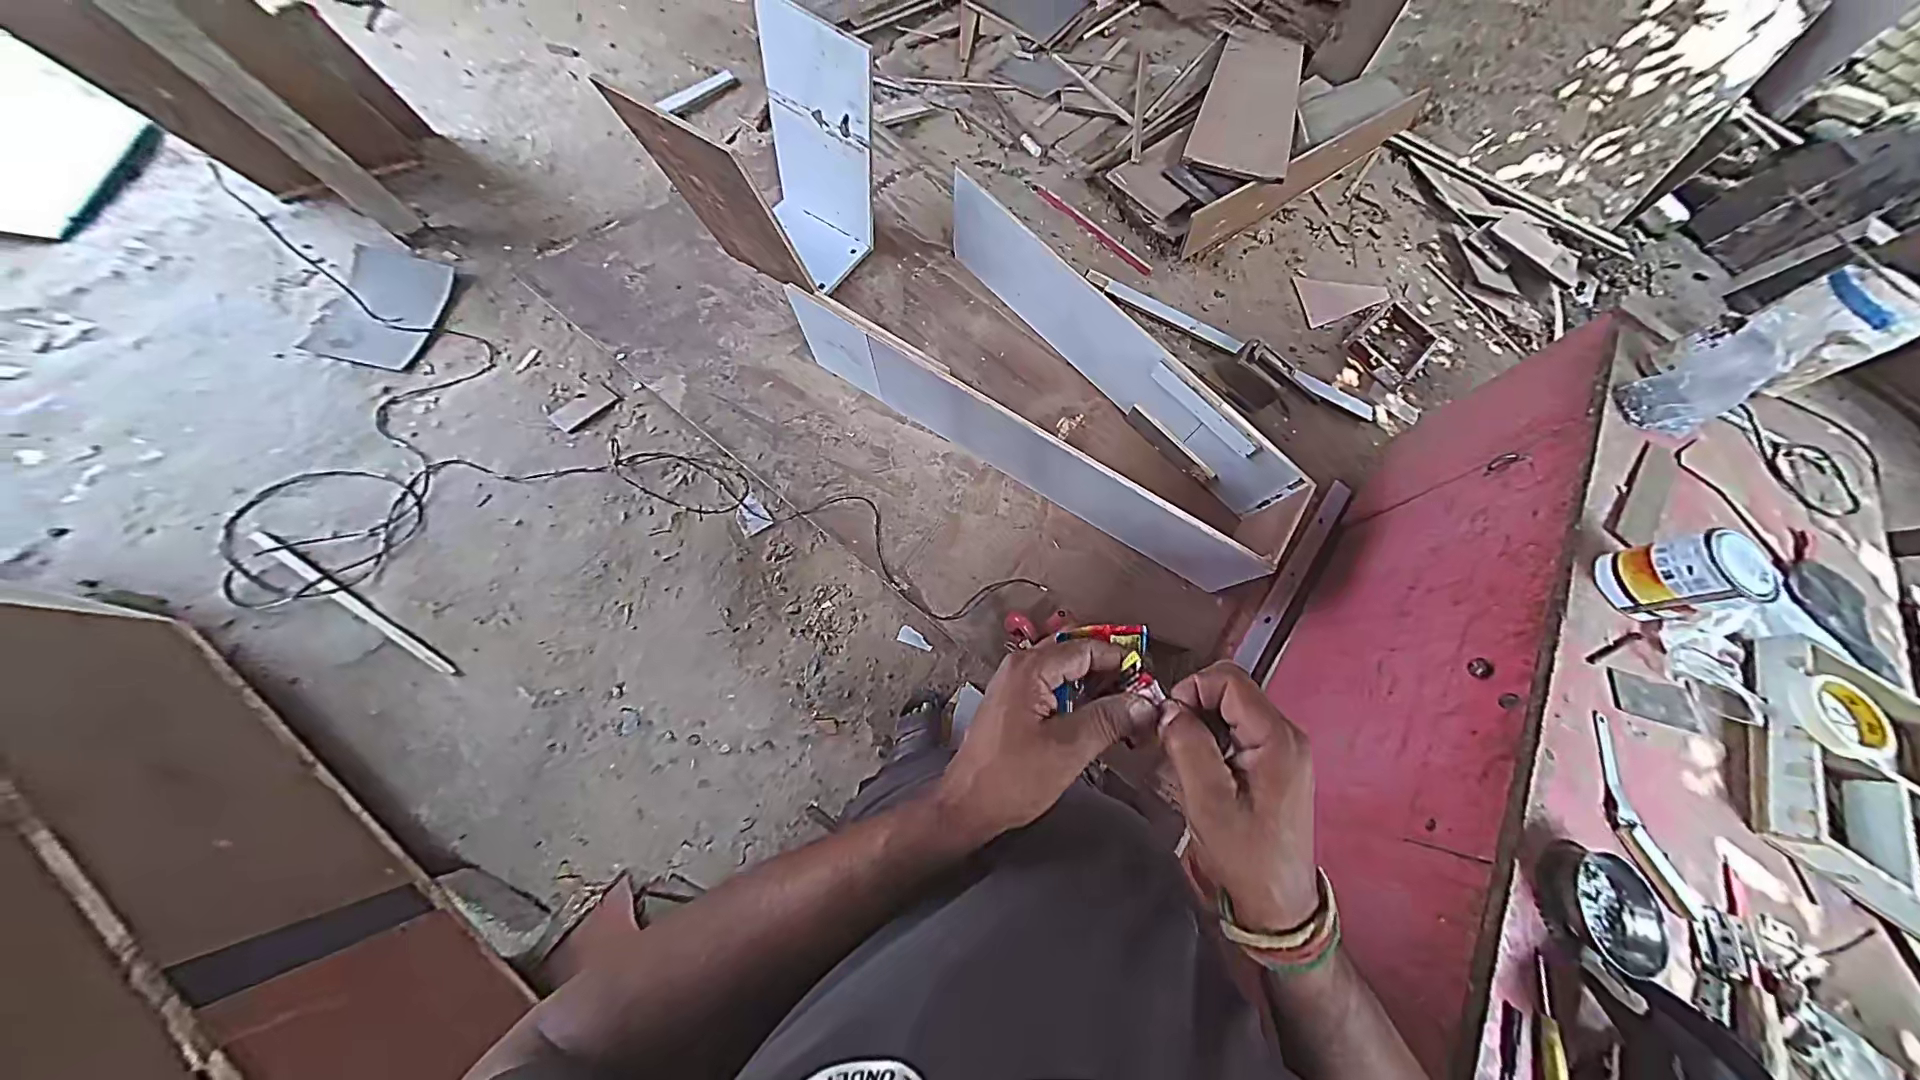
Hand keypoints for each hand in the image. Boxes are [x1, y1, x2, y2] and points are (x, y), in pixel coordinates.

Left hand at [935, 639, 1158, 841]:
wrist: (966, 805)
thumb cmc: (1012, 778)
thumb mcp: (1069, 748)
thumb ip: (1109, 719)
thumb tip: (1145, 702)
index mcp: (1031, 668)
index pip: (1088, 648)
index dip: (1122, 663)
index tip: (1149, 686)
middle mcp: (1020, 665)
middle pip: (1076, 654)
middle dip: (1110, 673)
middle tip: (1141, 699)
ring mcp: (1014, 682)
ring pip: (1065, 671)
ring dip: (1095, 686)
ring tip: (1124, 712)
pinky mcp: (1014, 701)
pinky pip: (1052, 686)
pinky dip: (1076, 697)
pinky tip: (1095, 719)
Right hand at [1160, 661, 1317, 931]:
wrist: (1277, 903)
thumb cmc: (1247, 858)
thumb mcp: (1208, 801)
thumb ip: (1187, 745)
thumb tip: (1169, 709)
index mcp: (1277, 739)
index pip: (1228, 679)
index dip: (1191, 688)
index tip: (1168, 717)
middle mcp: (1286, 735)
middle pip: (1230, 688)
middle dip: (1192, 703)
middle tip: (1170, 736)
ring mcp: (1282, 747)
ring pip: (1229, 706)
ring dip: (1199, 720)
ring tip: (1182, 753)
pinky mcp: (1273, 759)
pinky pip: (1235, 727)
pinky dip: (1210, 734)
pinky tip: (1199, 764)